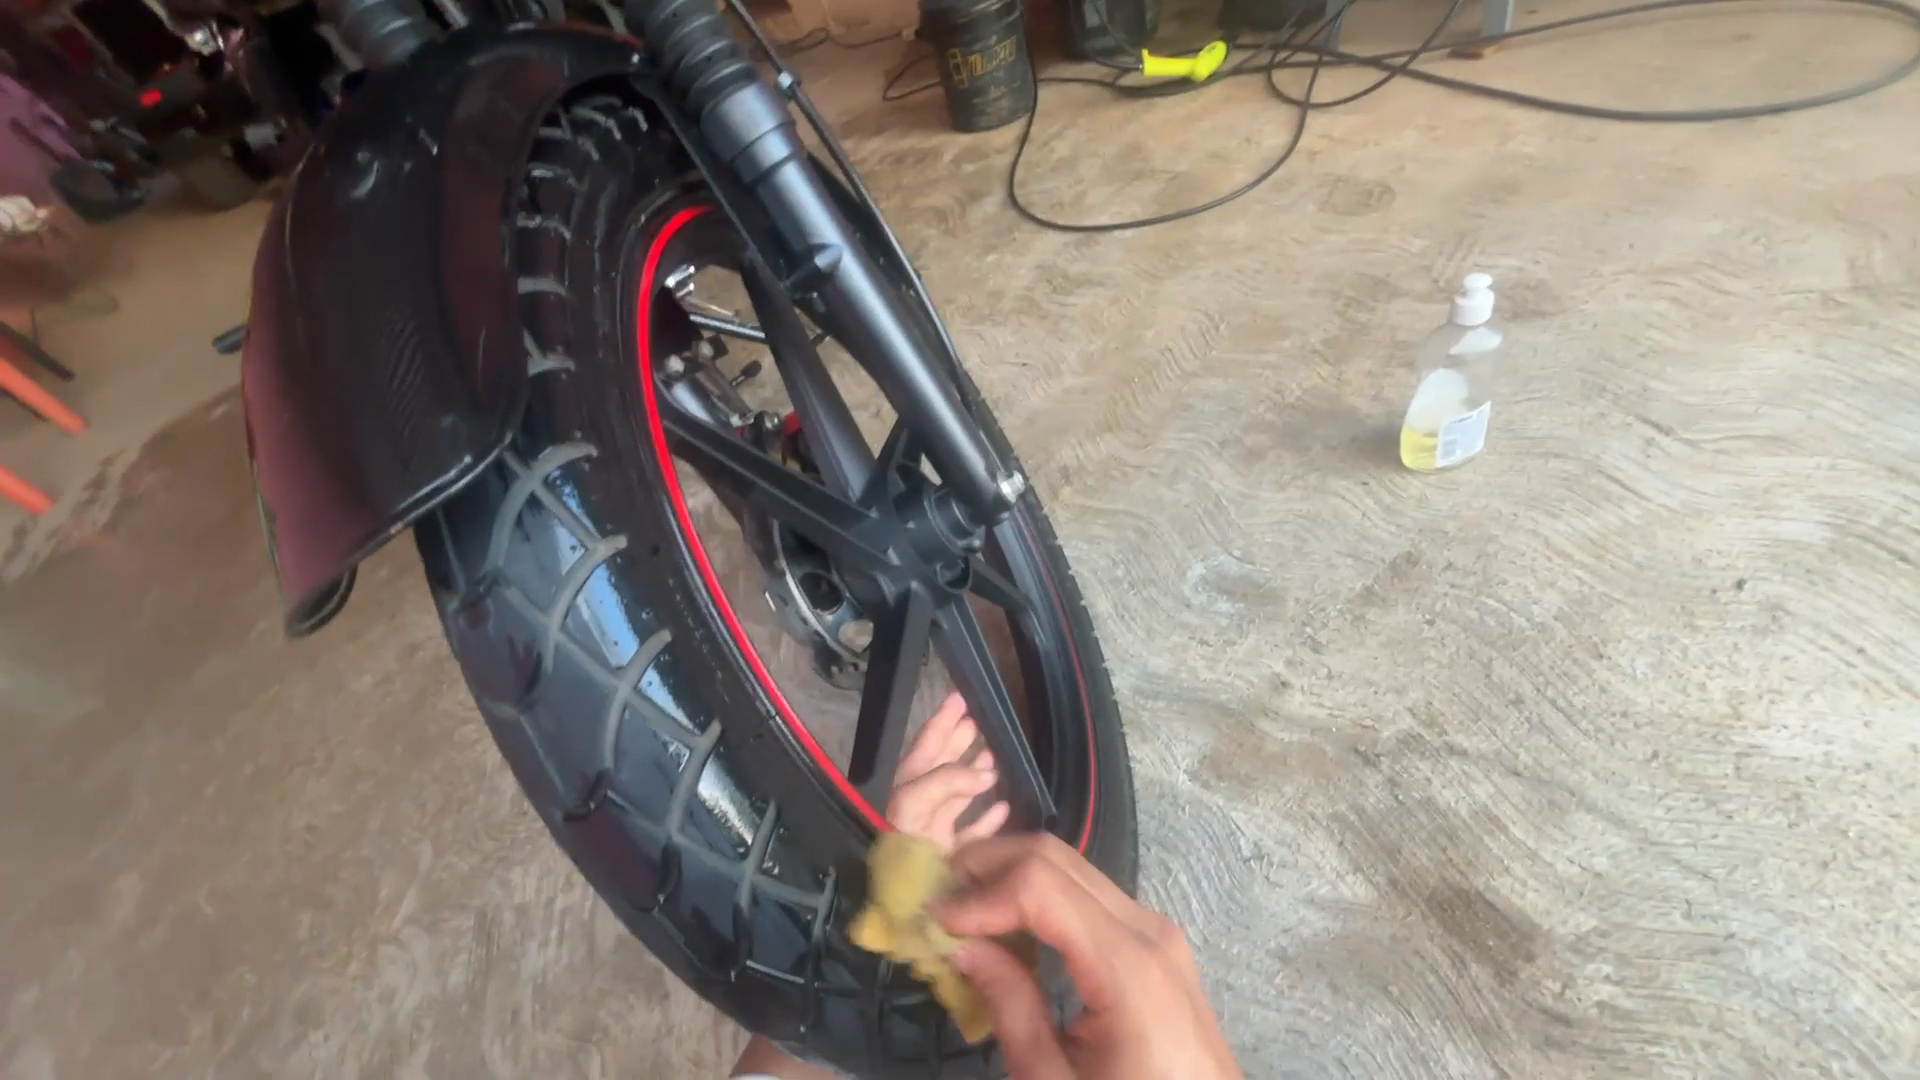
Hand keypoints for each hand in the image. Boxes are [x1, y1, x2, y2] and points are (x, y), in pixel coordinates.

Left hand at [885, 692, 1010, 852]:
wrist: (891, 914)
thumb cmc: (893, 852)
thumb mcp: (909, 806)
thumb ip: (945, 782)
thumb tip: (985, 772)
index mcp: (904, 789)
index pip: (925, 746)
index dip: (942, 720)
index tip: (961, 696)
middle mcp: (919, 808)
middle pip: (942, 766)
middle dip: (960, 741)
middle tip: (981, 720)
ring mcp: (933, 835)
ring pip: (959, 797)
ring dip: (977, 776)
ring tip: (995, 756)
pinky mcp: (949, 863)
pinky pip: (973, 836)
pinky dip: (989, 821)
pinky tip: (1005, 807)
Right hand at [936, 834, 1240, 1079]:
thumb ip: (1009, 1007)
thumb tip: (960, 943)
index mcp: (1127, 967)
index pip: (1040, 886)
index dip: (980, 894)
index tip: (935, 918)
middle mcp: (1145, 927)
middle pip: (1054, 857)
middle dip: (989, 864)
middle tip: (940, 893)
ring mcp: (1154, 927)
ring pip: (1069, 864)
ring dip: (1011, 872)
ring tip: (964, 903)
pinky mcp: (1152, 937)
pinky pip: (1087, 890)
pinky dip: (1039, 890)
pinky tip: (1007, 918)